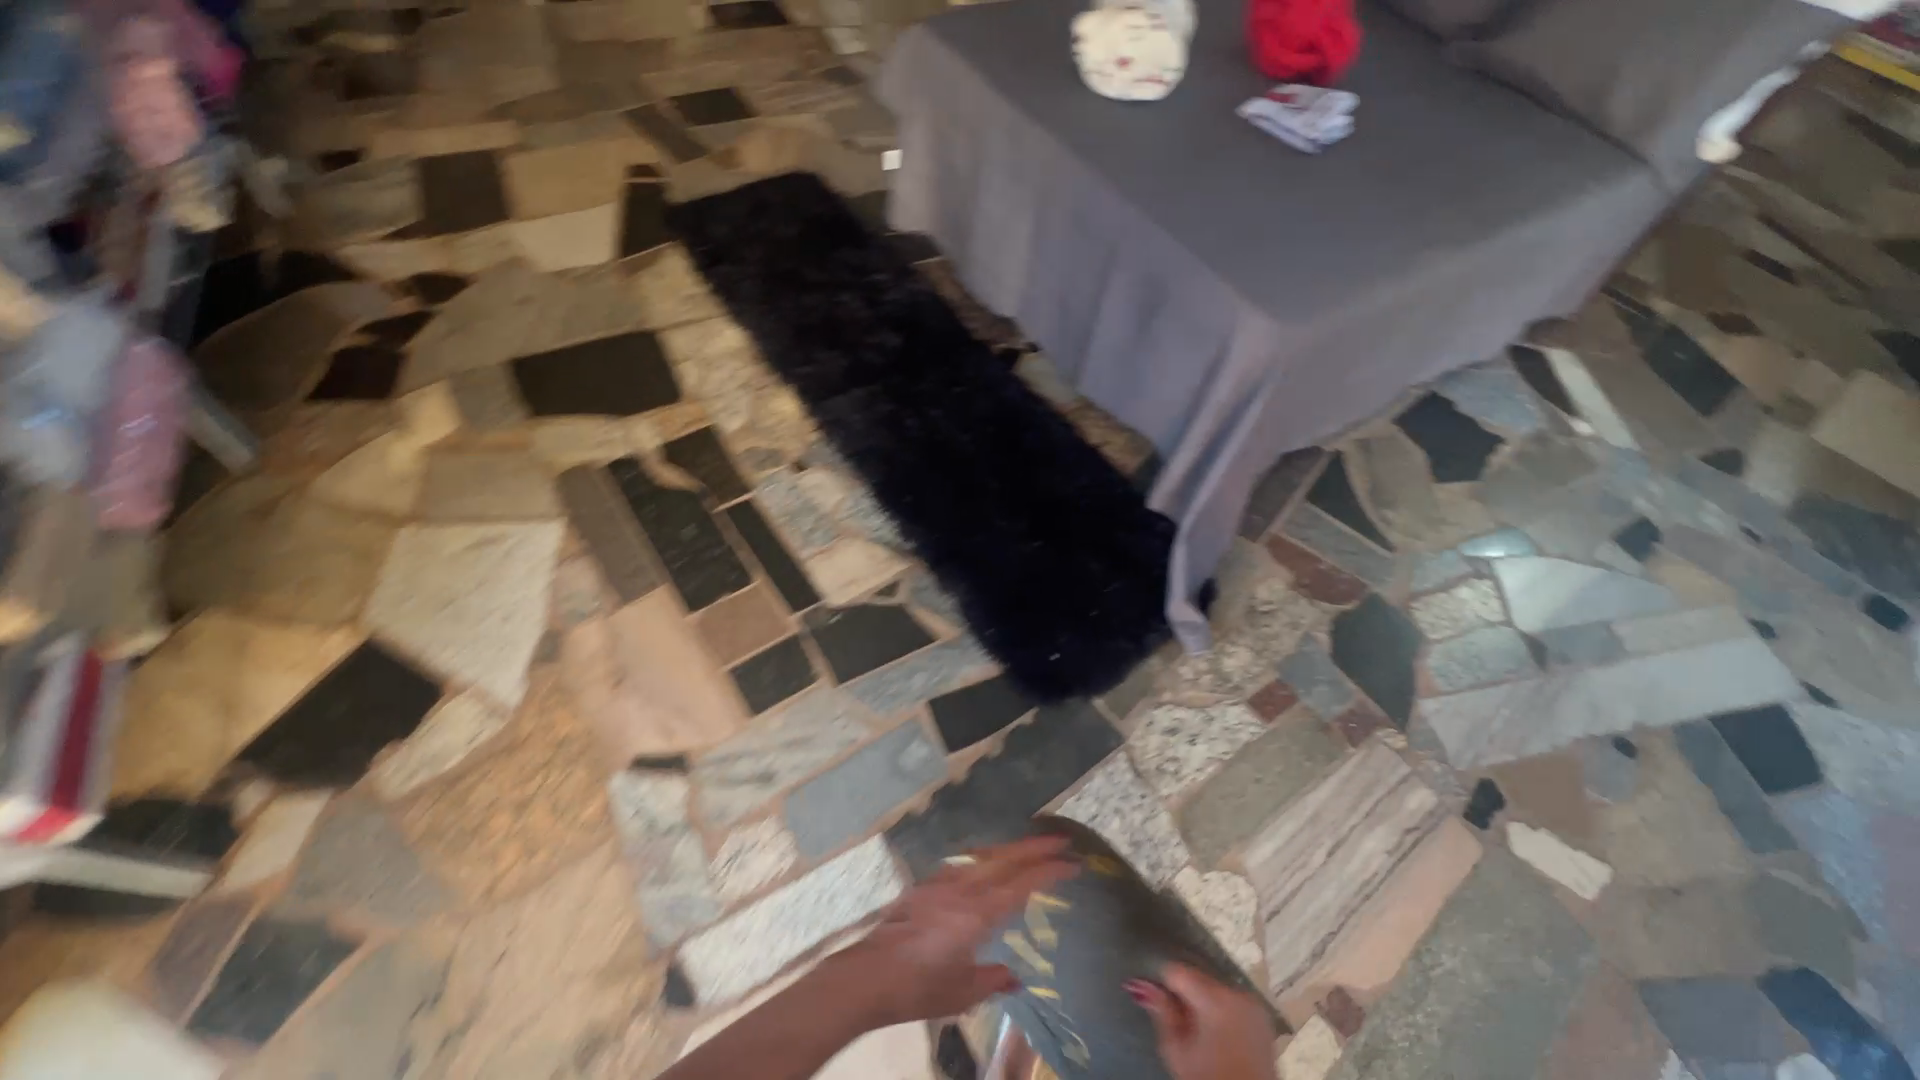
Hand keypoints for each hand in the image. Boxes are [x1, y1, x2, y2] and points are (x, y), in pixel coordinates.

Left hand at [828, 835, 1077, 1027]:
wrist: (866, 976)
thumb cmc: (917, 988)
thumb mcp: (962, 992)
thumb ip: (992, 979)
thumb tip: (1014, 976)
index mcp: (978, 914)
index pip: (1022, 884)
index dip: (1050, 871)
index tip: (1073, 862)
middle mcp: (961, 890)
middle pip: (1004, 858)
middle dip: (1034, 846)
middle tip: (1060, 839)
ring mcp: (938, 884)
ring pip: (981, 856)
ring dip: (1008, 848)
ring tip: (1026, 846)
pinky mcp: (921, 888)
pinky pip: (961, 864)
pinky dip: (982, 857)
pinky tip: (982, 864)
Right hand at [1127, 963, 1278, 1079]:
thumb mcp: (1177, 1052)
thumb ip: (1161, 1013)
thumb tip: (1141, 984)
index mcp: (1215, 999)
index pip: (1177, 971)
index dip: (1163, 985)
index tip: (1159, 1004)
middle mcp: (1237, 992)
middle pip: (1198, 977)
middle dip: (1186, 995)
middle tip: (1182, 1026)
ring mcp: (1254, 1002)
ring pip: (1215, 988)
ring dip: (1203, 1001)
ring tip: (1202, 1034)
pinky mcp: (1263, 1015)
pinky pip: (1232, 1000)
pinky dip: (1221, 1010)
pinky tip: (1219, 1035)